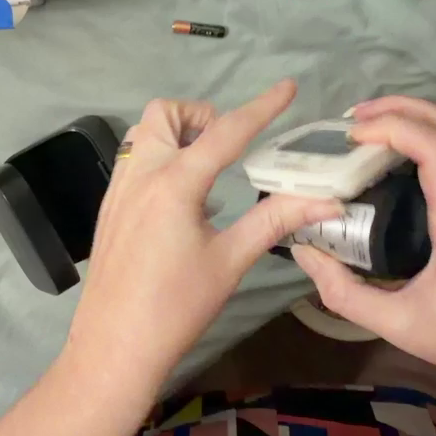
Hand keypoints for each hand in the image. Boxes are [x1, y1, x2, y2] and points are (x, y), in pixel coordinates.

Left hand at [60, 79, 342, 394]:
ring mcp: (118, 189)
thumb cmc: (176, 307)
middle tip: (229, 150)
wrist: (113, 347)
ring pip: (144, 134)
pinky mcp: (108, 207)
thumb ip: (276, 221)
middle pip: (166, 113)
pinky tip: (182, 202)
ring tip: (208, 174)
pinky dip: (161, 159)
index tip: (288, 88)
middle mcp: (141, 174)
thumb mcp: (230, 260)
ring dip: (178, 135)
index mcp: (174, 183)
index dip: (261, 108)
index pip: (226, 132)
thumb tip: (328, 201)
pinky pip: (134, 160)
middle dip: (201, 116)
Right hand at [290, 97, 435, 405]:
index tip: (353, 135)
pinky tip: (390, 150)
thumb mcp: (394, 325)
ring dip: (414, 117)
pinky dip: (423, 134)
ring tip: (367, 127)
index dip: (397, 129)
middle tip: (353, 120)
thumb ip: (342, 292)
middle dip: (402, 109)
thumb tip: (302, 250)